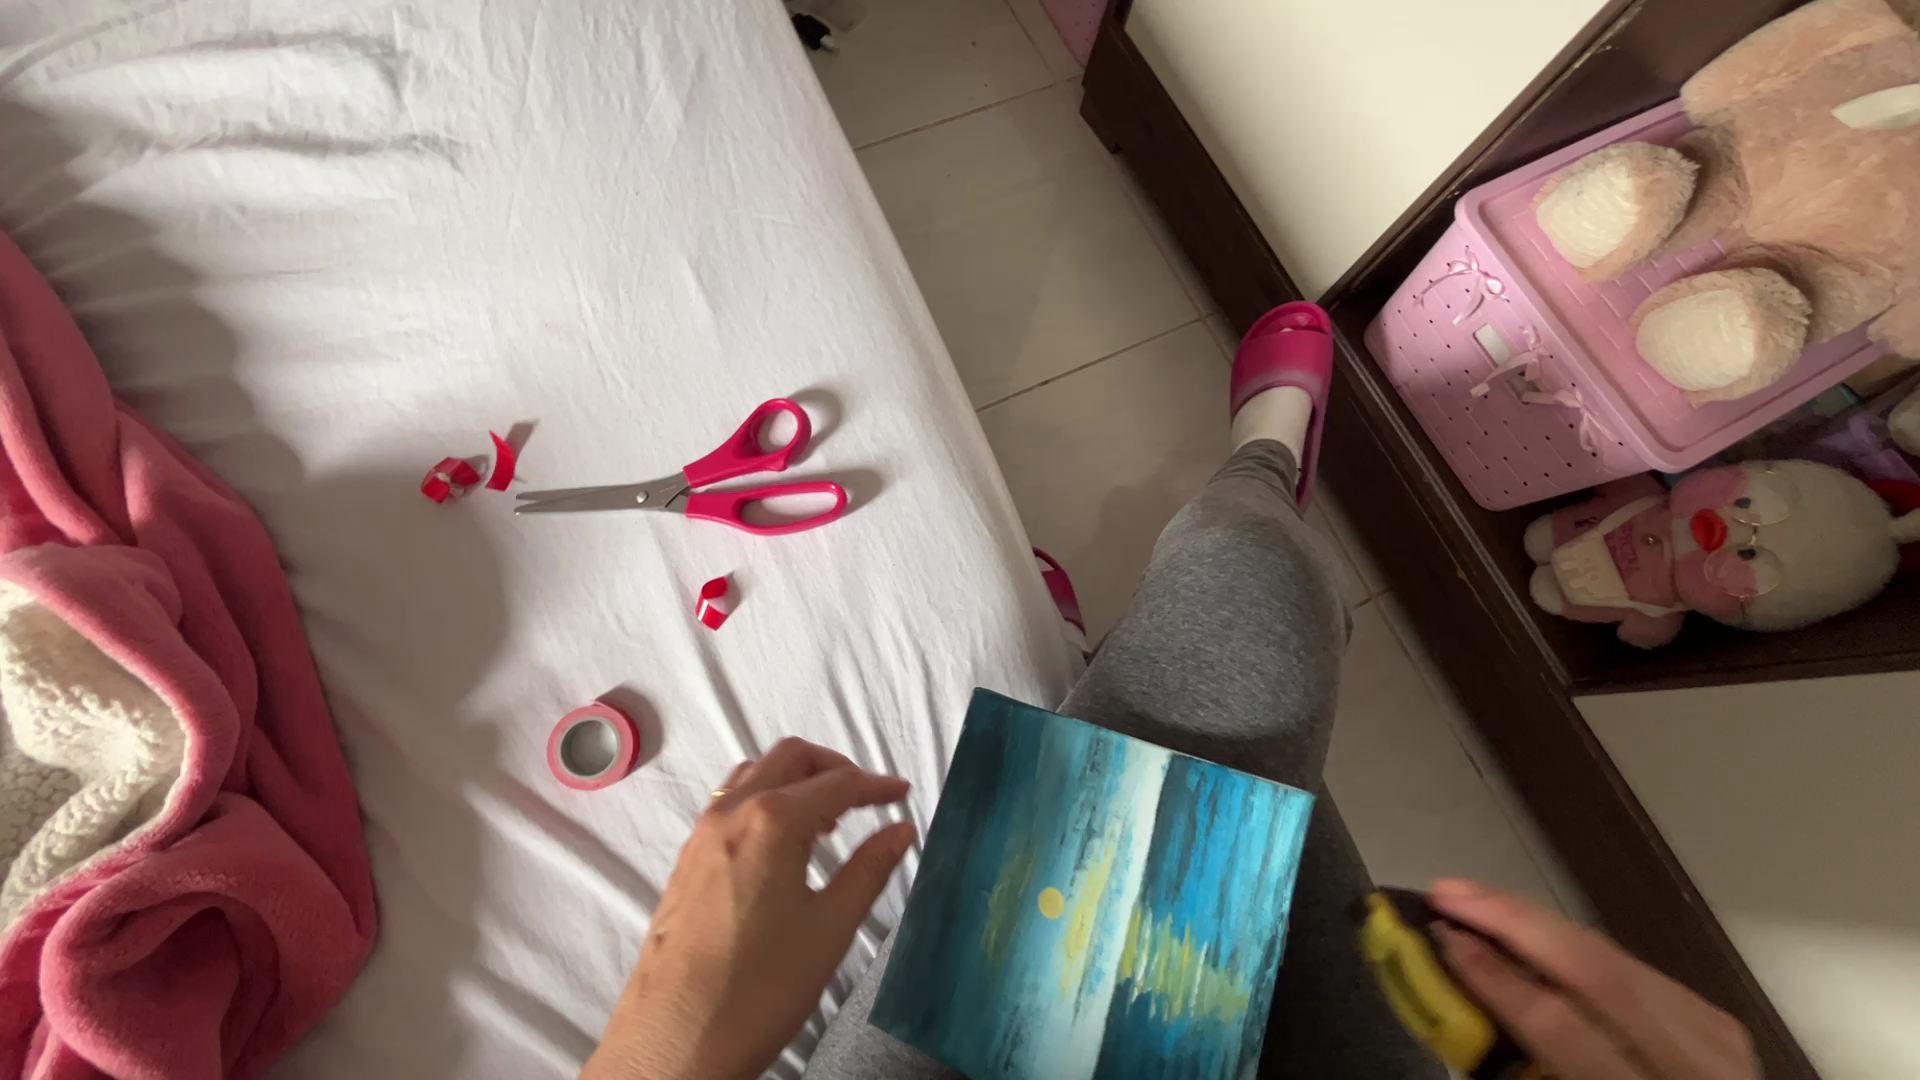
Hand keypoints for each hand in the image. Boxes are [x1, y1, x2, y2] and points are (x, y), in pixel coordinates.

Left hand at [582, 738, 917, 1079]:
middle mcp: (733, 811)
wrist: (671, 1046)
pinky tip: (783, 846)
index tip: (904, 794)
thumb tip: (903, 829)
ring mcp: (703, 832)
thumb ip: (870, 868)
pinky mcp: (687, 857)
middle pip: (791, 757)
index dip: (877, 786)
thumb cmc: (759, 989)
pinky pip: (732, 802)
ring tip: (826, 821)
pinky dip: (766, 799)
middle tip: (866, 799)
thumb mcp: (830, 928)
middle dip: (835, 767)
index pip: (838, 783)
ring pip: (756, 773)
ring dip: (796, 780)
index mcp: (772, 820)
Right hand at [1427, 879, 1756, 1079]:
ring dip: (1530, 917)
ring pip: (1612, 955)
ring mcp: (1715, 1042)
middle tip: (1445, 889)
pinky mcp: (1714, 1021)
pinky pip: (1626, 963)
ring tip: (1470, 893)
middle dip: (1511, 919)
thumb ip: (1516, 1049)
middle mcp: (1693, 1067)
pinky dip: (1566, 938)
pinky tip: (1524, 922)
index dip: (1496, 976)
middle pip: (1597, 970)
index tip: (1441, 934)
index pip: (1562, 1025)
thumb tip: (1460, 970)